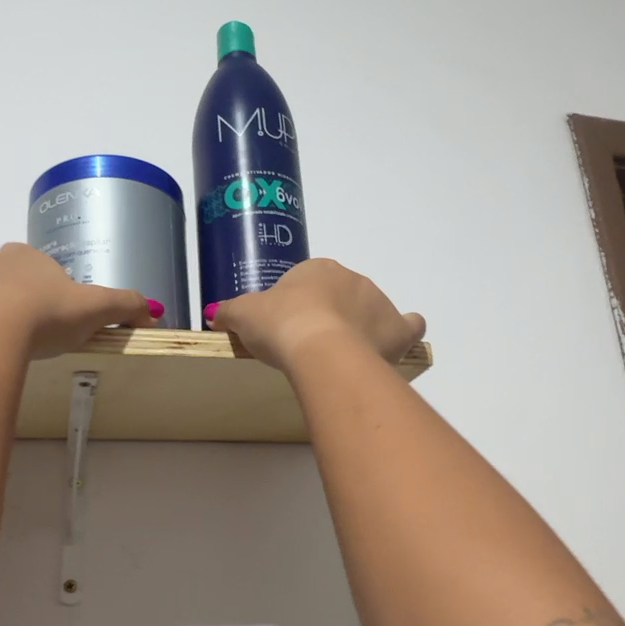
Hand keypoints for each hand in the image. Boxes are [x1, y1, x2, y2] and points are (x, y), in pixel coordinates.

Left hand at [0, 243, 161, 358]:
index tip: (52, 324)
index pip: (39, 273)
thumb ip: (126, 306)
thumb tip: (155, 312)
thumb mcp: (96, 310)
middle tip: (26, 339)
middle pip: (5, 283)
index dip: (47, 297)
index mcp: (28, 258)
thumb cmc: (46, 316)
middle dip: (14, 306)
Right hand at [206, 259, 423, 371]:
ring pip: (371, 312)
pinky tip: (398, 343)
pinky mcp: (397, 330)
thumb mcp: (243, 316)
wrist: (317, 349)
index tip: (288, 328)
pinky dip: (407, 331)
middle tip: (312, 345)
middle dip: (330, 316)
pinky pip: (409, 326)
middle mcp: (352, 279)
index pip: (308, 284)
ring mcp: (378, 303)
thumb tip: (215, 314)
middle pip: (341, 298)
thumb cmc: (279, 325)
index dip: (298, 307)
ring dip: (360, 328)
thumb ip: (230, 312)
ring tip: (343, 356)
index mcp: (317, 270)